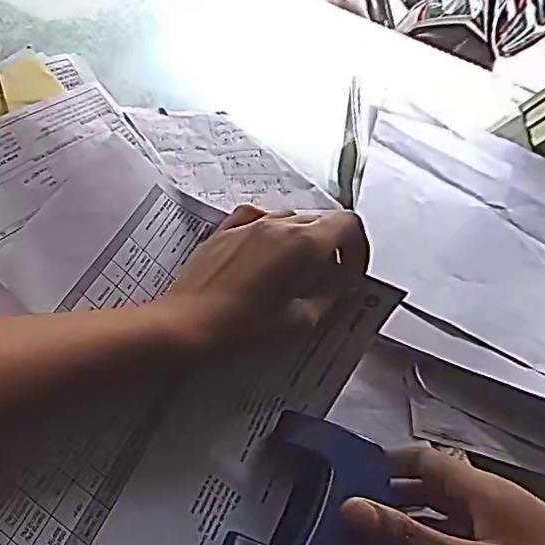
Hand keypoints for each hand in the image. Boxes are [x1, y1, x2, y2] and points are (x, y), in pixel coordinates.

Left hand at [155, 205, 367, 349]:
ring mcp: (246, 225)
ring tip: (293, 272)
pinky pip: (254, 219)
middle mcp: (275, 225)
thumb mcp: (298, 320)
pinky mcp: (222, 232)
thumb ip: (329, 297)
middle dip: (330, 247)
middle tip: (325, 279)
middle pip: (318, 221)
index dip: (357, 248)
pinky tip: (262, 254)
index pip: (348, 224)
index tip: (350, 272)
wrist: (187, 323)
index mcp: (301, 243)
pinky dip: (267, 231)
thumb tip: (343, 286)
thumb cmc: (242, 325)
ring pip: (286, 219)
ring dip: (298, 239)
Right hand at [338, 446, 544, 544]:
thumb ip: (416, 542)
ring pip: (441, 538)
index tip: (337, 477)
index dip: (382, 463)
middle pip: (427, 498)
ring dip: (404, 543)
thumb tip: (351, 508)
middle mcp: (496, 519)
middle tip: (338, 522)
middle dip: (384, 504)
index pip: (423, 461)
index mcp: (492, 496)